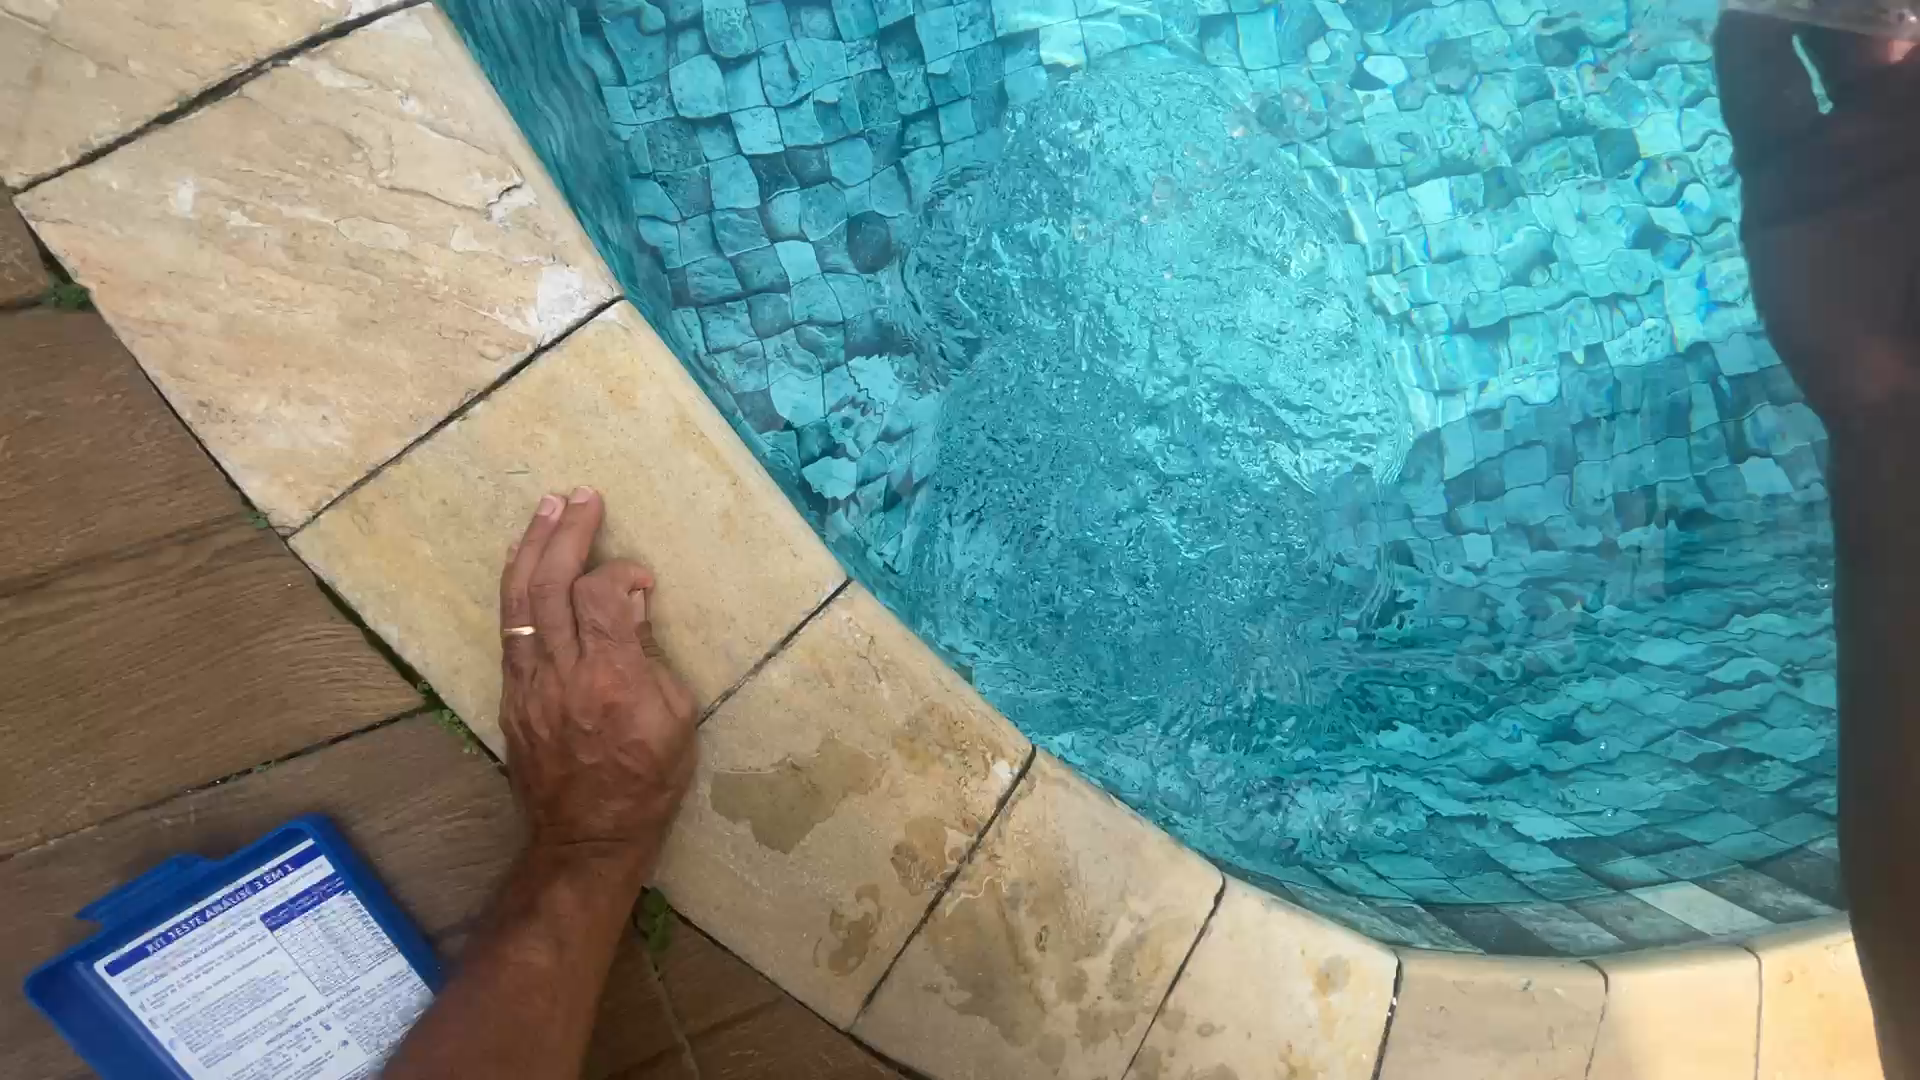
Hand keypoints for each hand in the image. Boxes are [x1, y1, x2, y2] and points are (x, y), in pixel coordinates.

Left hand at [497, 487, 696, 870]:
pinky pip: (509, 628)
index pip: (604, 596)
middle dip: (566, 533)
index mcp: (613, 679)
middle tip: (580, 497)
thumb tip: (632, 604)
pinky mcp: (511, 695)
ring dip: (532, 547)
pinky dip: (516, 586)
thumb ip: (649, 655)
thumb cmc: (650, 778)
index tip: (644, 578)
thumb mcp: (676, 718)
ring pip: (519, 600)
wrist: (588, 836)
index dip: (623, 571)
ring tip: (545, 510)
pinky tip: (523, 562)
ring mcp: (528, 683)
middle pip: (551, 585)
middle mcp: (563, 673)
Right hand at [1713, 15, 1919, 428]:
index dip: (1904, 1)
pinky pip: (1761, 112)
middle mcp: (1917, 106)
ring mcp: (1848, 142)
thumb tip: (1901, 46)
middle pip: (1888, 24)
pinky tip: (1739, 19)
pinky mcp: (1779, 183)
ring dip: (1808, 12)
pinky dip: (1747, 67)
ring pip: (1826, 53)